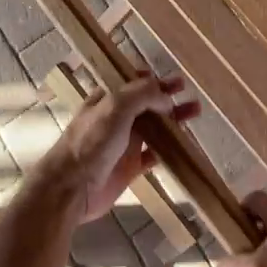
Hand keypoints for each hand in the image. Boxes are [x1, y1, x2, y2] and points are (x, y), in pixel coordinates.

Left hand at [41, 73, 199, 222]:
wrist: (72, 187)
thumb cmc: (91, 141)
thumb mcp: (116, 107)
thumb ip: (143, 95)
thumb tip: (167, 98)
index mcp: (107, 98)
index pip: (132, 82)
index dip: (152, 79)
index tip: (173, 78)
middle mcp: (115, 118)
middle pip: (146, 103)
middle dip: (167, 97)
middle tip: (189, 93)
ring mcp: (123, 143)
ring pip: (153, 127)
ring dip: (173, 120)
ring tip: (195, 113)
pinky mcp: (129, 167)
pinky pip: (153, 154)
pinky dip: (168, 150)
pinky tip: (183, 146)